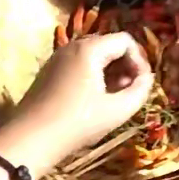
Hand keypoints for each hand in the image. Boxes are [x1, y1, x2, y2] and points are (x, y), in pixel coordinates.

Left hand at [0, 32, 152, 175]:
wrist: (31, 139)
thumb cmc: (78, 123)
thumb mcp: (118, 110)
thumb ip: (140, 91)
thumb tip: (147, 79)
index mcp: (90, 49)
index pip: (126, 40)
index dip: (140, 60)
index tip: (143, 84)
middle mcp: (73, 46)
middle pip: (110, 45)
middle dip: (126, 65)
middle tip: (131, 91)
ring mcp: (58, 58)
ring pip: (95, 56)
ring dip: (111, 72)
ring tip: (115, 97)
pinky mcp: (50, 72)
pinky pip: (80, 65)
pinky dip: (94, 76)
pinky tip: (95, 100)